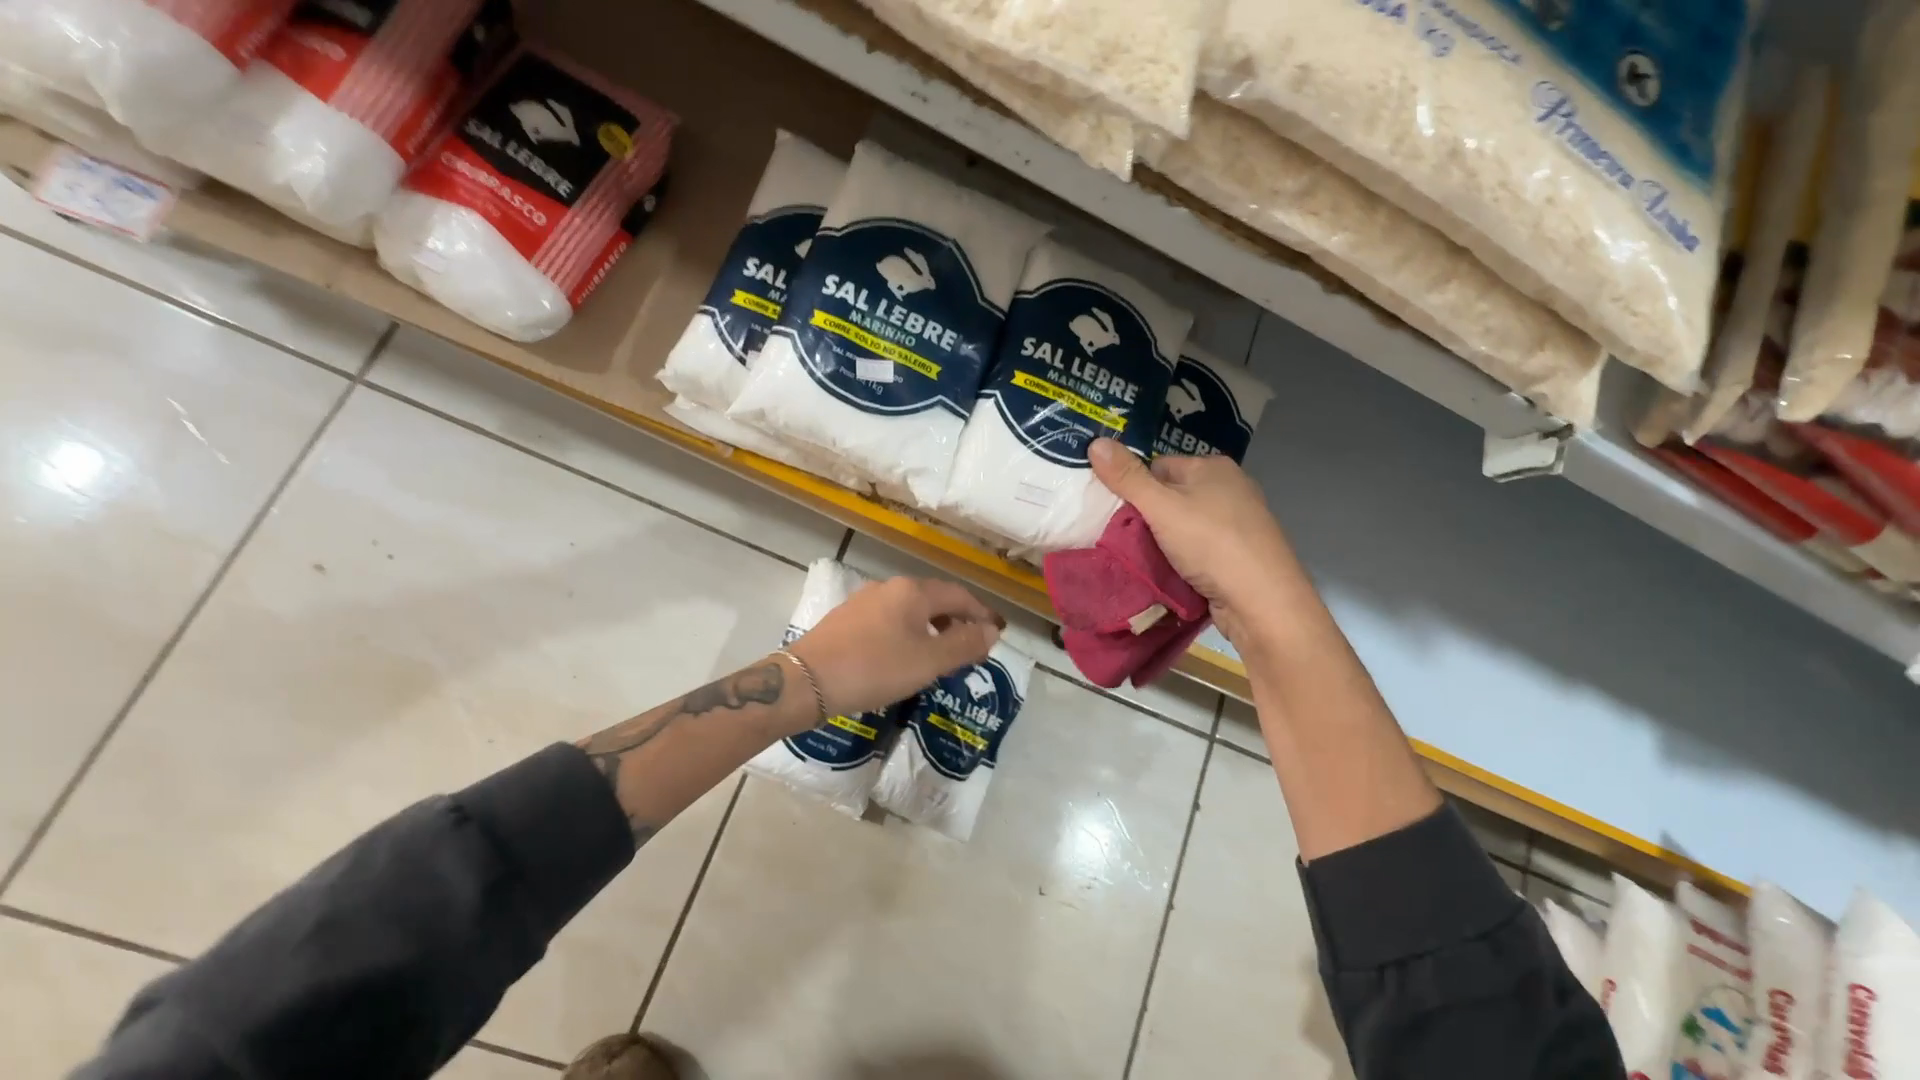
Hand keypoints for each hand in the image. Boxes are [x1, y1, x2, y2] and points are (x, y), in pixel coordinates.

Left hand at [786, 576, 1003, 722]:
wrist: (805, 682)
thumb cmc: (874, 669)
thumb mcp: (927, 662)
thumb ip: (963, 645)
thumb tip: (991, 630)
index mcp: (912, 591)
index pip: (959, 595)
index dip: (981, 614)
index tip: (996, 634)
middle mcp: (888, 588)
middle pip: (933, 600)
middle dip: (956, 621)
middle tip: (971, 648)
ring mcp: (862, 602)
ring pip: (909, 611)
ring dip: (931, 629)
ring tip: (940, 657)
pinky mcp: (844, 621)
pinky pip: (888, 622)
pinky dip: (907, 635)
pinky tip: (904, 658)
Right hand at [1088, 439, 1305, 649]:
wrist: (1262, 601)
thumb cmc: (1212, 544)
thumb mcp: (1162, 507)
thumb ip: (1127, 477)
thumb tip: (1095, 442)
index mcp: (1213, 467)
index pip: (1158, 466)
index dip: (1134, 487)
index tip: (1114, 513)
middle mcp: (1229, 488)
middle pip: (1170, 496)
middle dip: (1147, 517)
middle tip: (1122, 538)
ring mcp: (1238, 523)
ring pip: (1184, 525)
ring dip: (1163, 542)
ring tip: (1141, 559)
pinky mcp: (1239, 554)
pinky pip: (1199, 549)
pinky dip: (1183, 560)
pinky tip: (1169, 573)